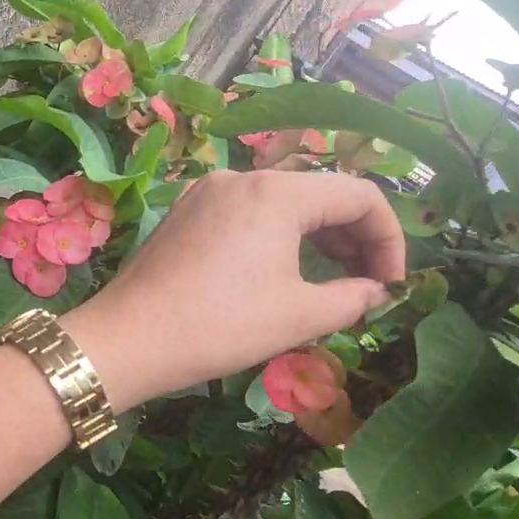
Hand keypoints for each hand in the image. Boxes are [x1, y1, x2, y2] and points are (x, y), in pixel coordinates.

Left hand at [63, 170, 405, 408]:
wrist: (126, 339)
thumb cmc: (219, 326)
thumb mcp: (298, 316)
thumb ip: (353, 297)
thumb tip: (377, 291)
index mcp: (275, 192)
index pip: (360, 195)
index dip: (390, 238)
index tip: (392, 284)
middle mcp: (239, 178)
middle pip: (319, 193)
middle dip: (353, 236)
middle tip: (367, 283)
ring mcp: (204, 193)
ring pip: (280, 202)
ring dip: (315, 236)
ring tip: (330, 281)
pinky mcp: (182, 214)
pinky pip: (244, 213)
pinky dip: (275, 236)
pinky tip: (279, 272)